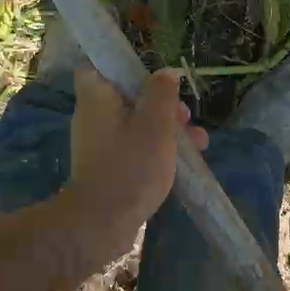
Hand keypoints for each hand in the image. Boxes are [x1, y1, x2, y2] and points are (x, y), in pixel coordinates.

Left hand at [65, 65, 205, 242]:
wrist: (102, 223)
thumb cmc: (131, 165)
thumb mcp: (155, 125)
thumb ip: (161, 94)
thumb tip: (165, 72)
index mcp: (96, 99)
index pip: (95, 68)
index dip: (120, 67)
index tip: (147, 74)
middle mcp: (92, 118)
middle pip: (126, 98)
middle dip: (160, 104)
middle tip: (185, 116)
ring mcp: (98, 146)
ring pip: (134, 126)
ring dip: (165, 129)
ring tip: (197, 142)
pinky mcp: (106, 169)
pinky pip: (132, 149)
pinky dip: (155, 150)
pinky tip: (184, 163)